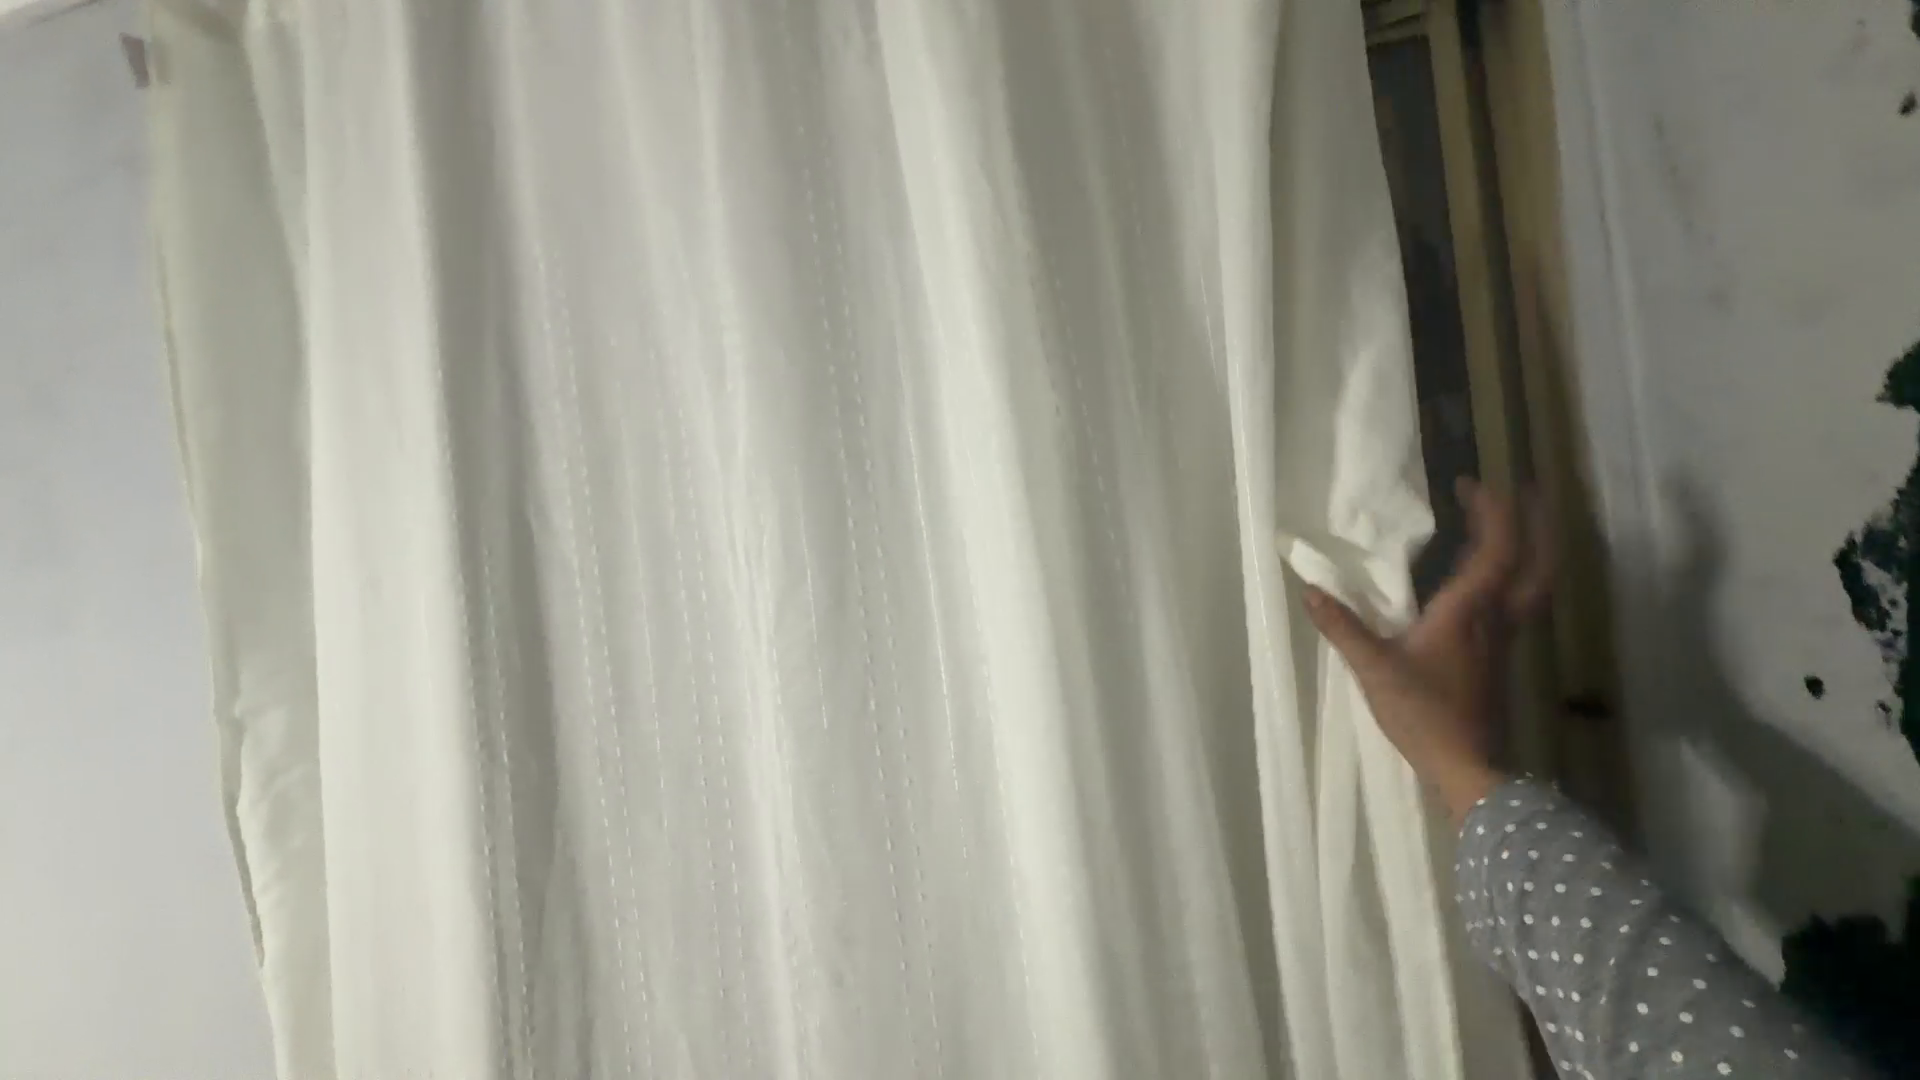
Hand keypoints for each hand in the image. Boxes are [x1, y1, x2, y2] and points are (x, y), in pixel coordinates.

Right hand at [1303, 480, 1551, 824]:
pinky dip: (1515, 574)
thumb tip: (1310, 590)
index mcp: (1469, 612)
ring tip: (1512, 524)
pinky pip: (1519, 600)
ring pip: (1534, 581)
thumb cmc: (1422, 712)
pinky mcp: (1499, 656)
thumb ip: (1342, 627)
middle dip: (1533, 521)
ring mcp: (1504, 638)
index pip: (1496, 550)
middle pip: (1536, 561)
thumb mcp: (1373, 668)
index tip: (1470, 483)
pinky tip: (1491, 577)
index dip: (1492, 511)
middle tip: (1520, 489)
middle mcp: (1497, 618)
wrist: (1467, 765)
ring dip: (1532, 546)